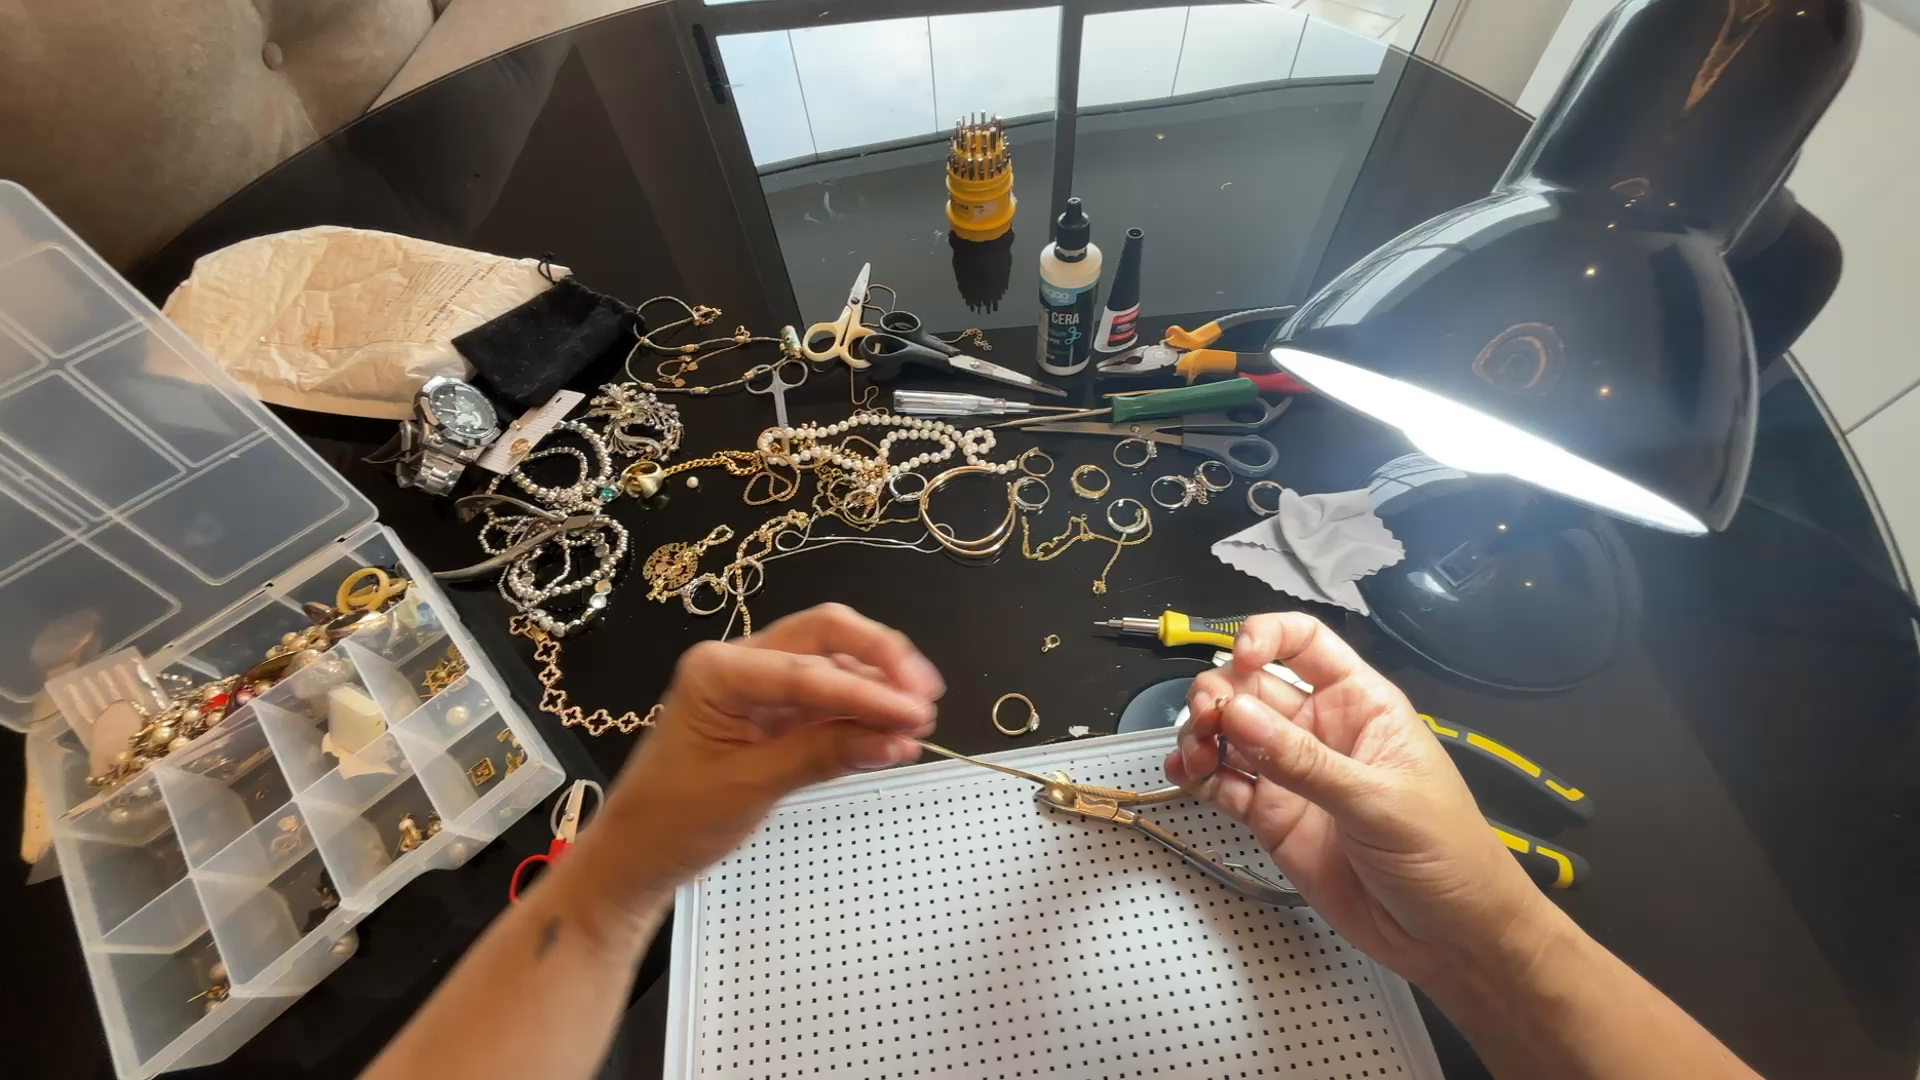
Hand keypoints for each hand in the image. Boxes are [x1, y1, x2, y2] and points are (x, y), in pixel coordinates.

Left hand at [587, 604, 943, 894]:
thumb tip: (899, 741)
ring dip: (879, 684)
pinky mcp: (777, 707)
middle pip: (826, 634)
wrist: (637, 854)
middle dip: (881, 657)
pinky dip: (863, 710)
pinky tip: (892, 730)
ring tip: (919, 717)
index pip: (807, 671)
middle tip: (926, 694)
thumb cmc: (675, 820)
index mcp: (719, 670)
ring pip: (834, 660)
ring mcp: (762, 681)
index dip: (866, 692)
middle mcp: (742, 660)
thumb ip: (825, 755)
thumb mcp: (751, 787)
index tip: (915, 714)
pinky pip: (830, 695)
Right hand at [1164, 612, 1547, 985]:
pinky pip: (1222, 781)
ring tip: (1195, 757)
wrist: (1451, 943)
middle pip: (1249, 686)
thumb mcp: (1380, 802)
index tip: (1241, 658)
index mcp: (1356, 704)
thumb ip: (1304, 761)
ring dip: (1200, 734)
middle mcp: (1315, 728)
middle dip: (1217, 694)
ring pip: (1227, 731)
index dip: (1268, 636)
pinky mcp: (1268, 813)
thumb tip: (1235, 714)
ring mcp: (1288, 771)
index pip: (1305, 643)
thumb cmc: (1446, 856)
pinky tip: (1186, 778)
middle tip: (1206, 721)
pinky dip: (1197, 776)